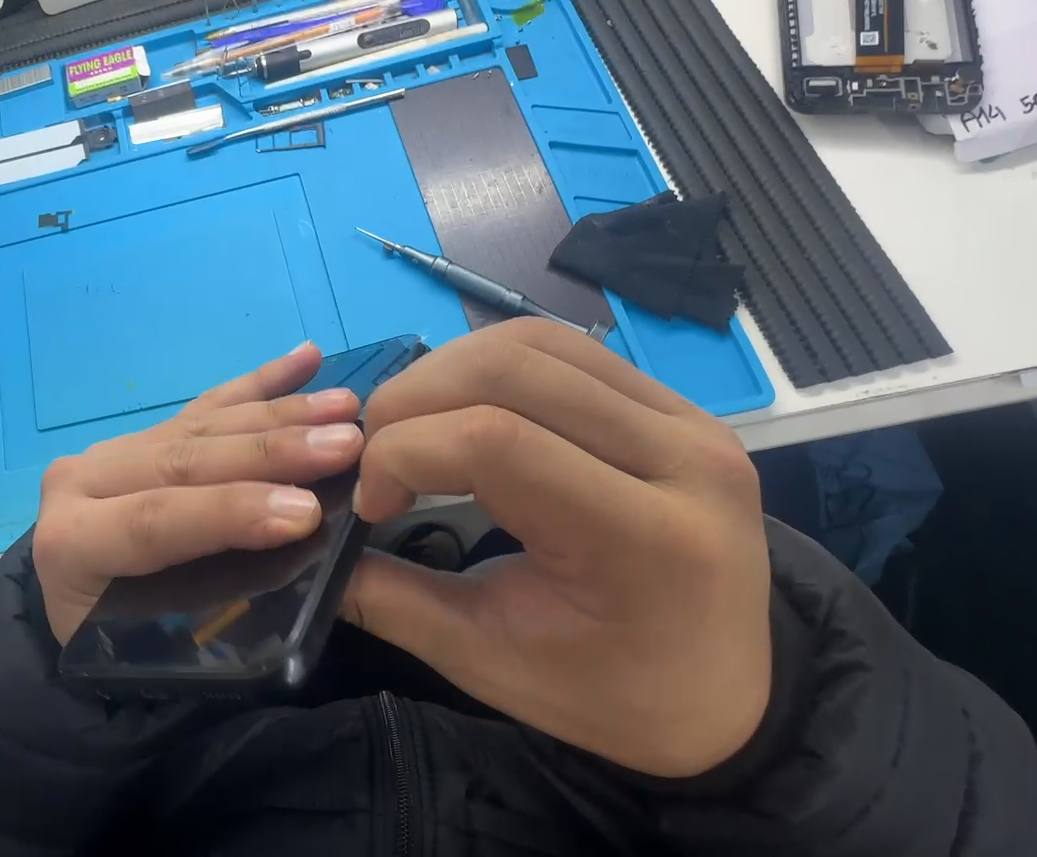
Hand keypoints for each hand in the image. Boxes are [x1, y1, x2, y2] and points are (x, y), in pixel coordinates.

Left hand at [34, 342, 365, 644]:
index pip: (154, 521)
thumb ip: (213, 619)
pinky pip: (209, 404)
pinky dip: (260, 382)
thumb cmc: (116, 649)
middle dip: (270, 450)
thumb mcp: (147, 652)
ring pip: (204, 424)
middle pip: (184, 459)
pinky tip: (305, 358)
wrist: (74, 616)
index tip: (306, 511)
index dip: (229, 512)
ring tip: (344, 405)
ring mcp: (118, 449)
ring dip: (280, 412)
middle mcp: (87, 481)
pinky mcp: (149, 434)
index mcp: (72, 541)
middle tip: (346, 443)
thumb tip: (306, 583)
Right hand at [340, 320, 771, 777]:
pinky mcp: (675, 402)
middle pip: (507, 370)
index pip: (495, 443)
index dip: (402, 453)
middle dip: (409, 400)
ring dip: (443, 371)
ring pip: (531, 342)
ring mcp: (688, 417)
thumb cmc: (610, 693)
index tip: (369, 504)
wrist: (729, 691)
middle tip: (374, 454)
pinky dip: (487, 363)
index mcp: (646, 540)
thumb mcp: (488, 661)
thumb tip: (306, 544)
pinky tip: (459, 405)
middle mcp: (682, 457)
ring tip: (409, 425)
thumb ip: (391, 599)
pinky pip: (561, 348)